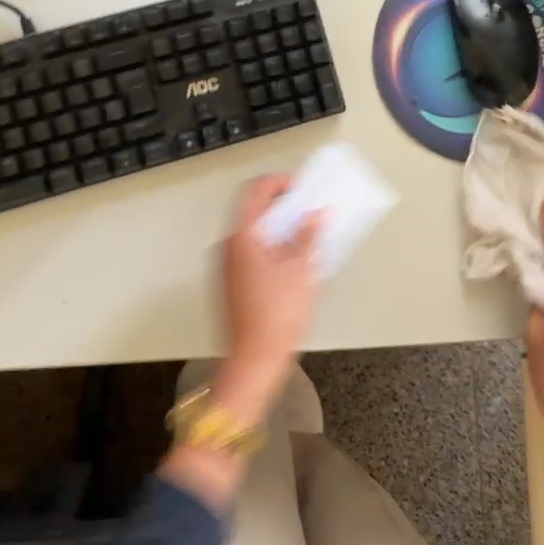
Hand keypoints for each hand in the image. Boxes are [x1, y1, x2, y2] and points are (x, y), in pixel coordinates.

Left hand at [215, 175, 322, 419]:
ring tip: (311, 237)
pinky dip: (274, 249)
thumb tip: (316, 214)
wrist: (254, 362)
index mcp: (241, 237)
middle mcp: (228, 247)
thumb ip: (307, 236)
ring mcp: (227, 267)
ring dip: (282, 230)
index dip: (280, 182)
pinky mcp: (233, 285)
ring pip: (256, 235)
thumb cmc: (278, 314)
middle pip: (254, 213)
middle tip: (312, 211)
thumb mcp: (301, 271)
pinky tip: (297, 262)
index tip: (304, 189)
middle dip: (285, 208)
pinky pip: (254, 255)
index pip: (255, 191)